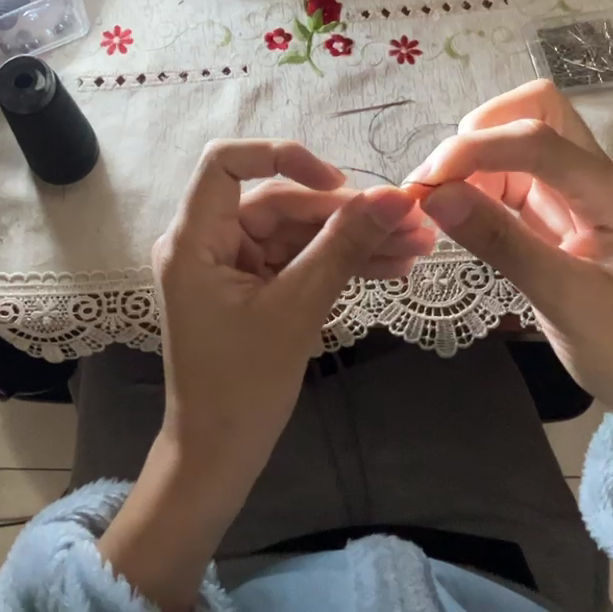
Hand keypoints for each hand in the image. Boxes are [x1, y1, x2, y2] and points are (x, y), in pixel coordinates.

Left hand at [99, 140, 429, 608]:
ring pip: (297, 232)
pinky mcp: (254, 287)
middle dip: (345, 213)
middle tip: (411, 222)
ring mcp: (233, 265)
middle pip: (279, 202)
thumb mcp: (297, 311)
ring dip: (353, 239)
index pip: (226, 163)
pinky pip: (299, 260)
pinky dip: (339, 263)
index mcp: (195, 239)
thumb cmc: (242, 387)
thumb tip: (394, 198)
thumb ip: (342, 247)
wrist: (219, 456)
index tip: (336, 183)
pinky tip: (391, 267)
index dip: (281, 156)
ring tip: (417, 246)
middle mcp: (208, 242)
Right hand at [407, 81, 612, 498]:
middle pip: (539, 111)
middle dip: (481, 130)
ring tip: (436, 200)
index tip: (426, 183)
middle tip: (440, 178)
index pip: (538, 139)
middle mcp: (599, 180)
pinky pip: (515, 178)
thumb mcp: (563, 301)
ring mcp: (580, 195)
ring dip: (475, 158)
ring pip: (521, 141)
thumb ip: (499, 241)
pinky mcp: (561, 215)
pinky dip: (480, 184)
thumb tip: (434, 196)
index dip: (476, 148)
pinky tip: (458, 213)